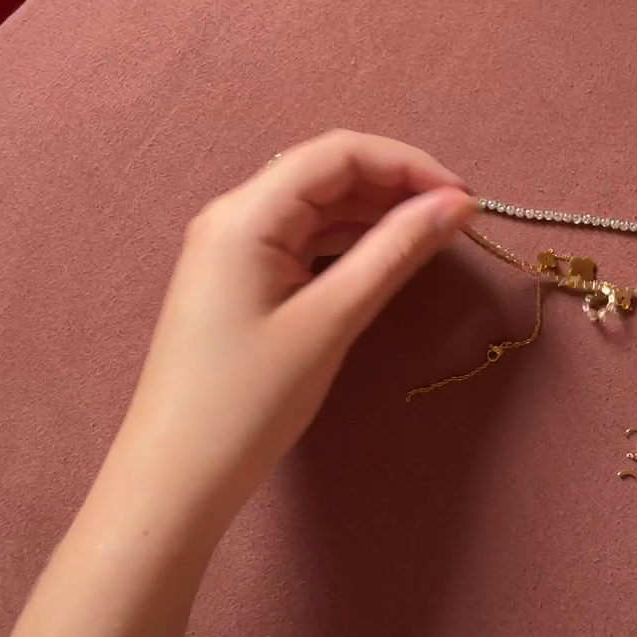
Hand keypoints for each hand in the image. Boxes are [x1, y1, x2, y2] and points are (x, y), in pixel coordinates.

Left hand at [108, 129, 474, 521]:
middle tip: (454, 217)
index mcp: (247, 212)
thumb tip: (458, 204)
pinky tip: (387, 253)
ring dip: (379, 210)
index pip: (340, 152)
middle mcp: (238, 213)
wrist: (173, 484)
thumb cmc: (248, 401)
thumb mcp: (332, 319)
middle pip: (330, 170)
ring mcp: (237, 243)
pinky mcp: (245, 273)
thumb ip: (397, 251)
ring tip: (432, 234)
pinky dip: (354, 237)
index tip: (463, 197)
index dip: (408, 164)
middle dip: (397, 184)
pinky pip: (309, 235)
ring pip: (322, 202)